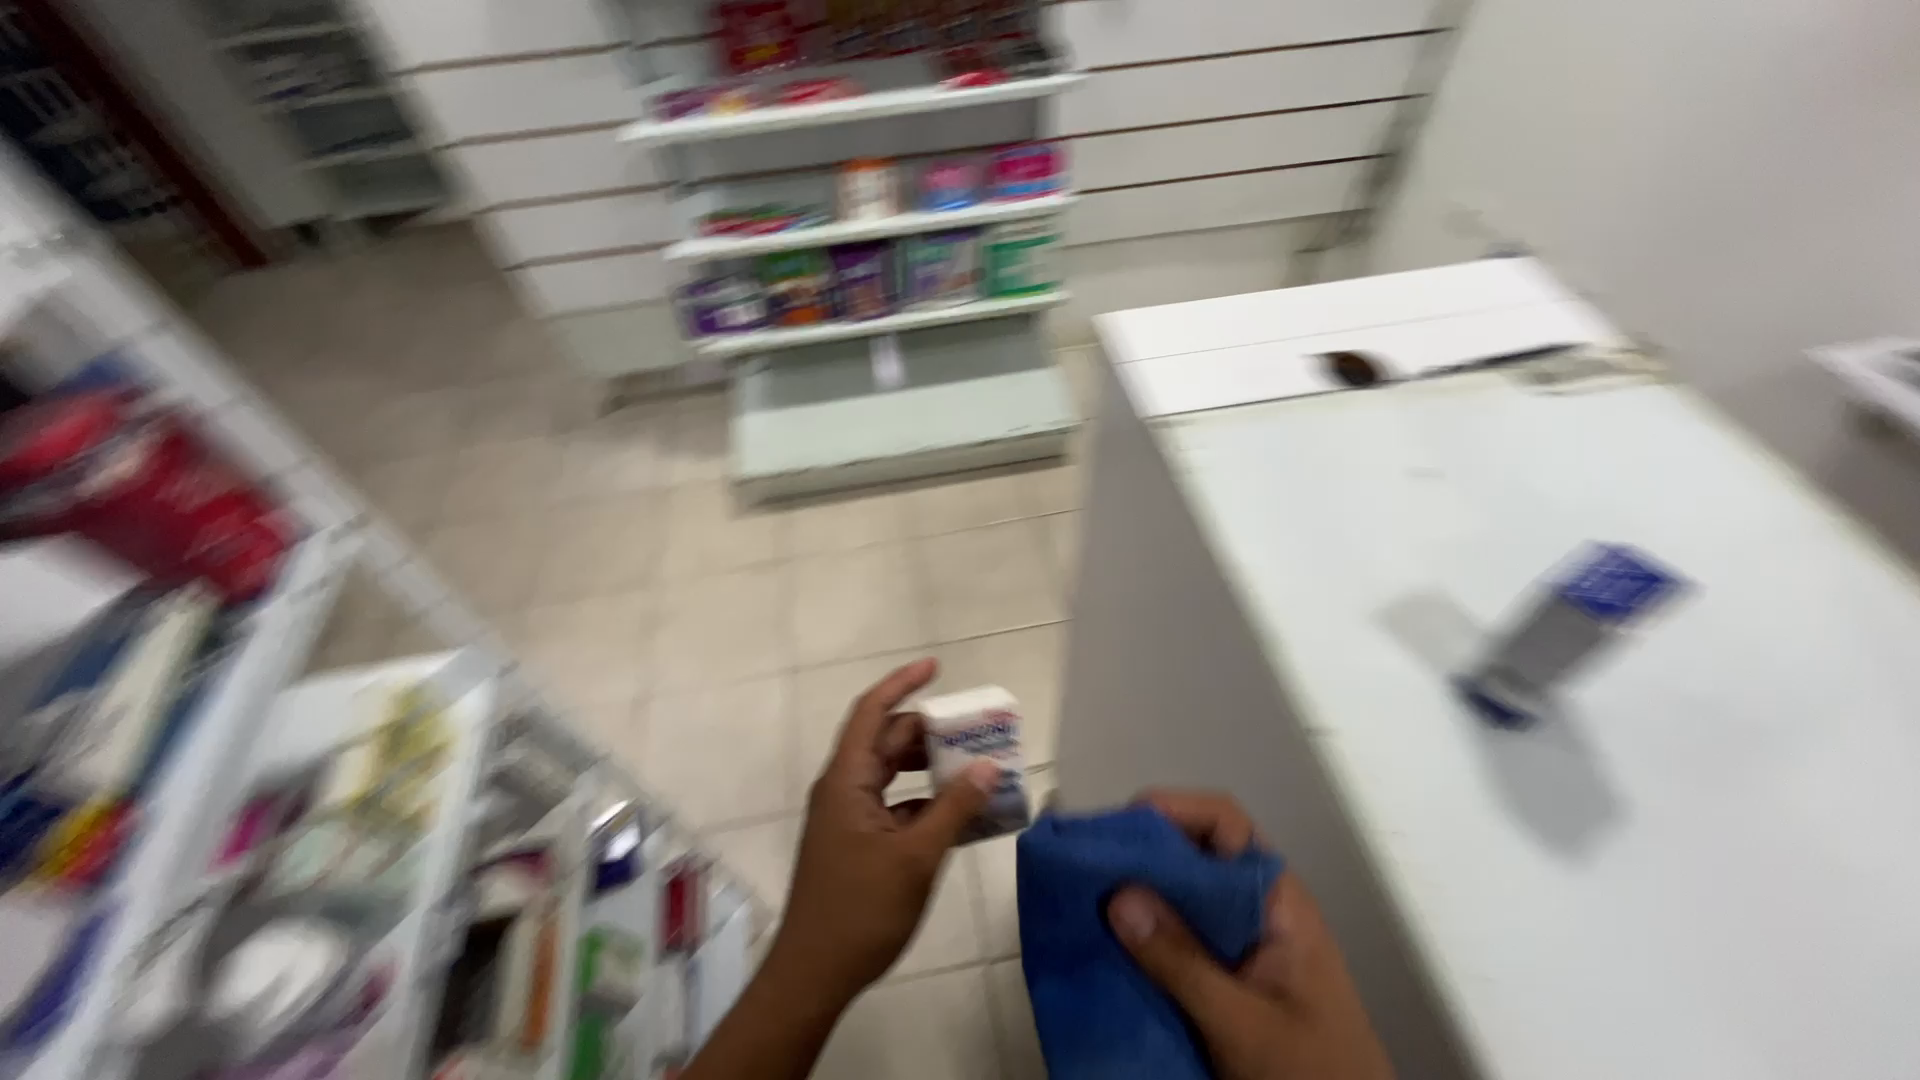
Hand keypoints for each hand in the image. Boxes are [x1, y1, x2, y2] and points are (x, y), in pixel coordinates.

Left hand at [766, 658, 998, 1003]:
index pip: (872, 712)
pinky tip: (959, 816)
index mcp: (847, 781)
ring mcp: (848, 818)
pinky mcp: (857, 843)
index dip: (902, 684)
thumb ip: (954, 808)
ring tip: (975, 769)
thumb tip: (988, 766)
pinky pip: (895, 807)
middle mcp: (844, 790)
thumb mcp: (916, 857)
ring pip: (892, 776)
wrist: (813, 975)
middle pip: (887, 742)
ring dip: (930, 770)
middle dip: (930, 732)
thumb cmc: (860, 910)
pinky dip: (925, 804)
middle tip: (974, 732)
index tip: (937, 667)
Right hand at [1109, 791, 1393, 1079]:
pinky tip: (1108, 945)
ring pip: (1180, 895)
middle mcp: (1255, 907)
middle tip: (1085, 867)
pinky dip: (1142, 933)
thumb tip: (1118, 894)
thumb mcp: (1245, 1022)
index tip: (1119, 829)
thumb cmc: (1313, 1072)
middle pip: (1194, 853)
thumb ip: (1183, 961)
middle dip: (1141, 853)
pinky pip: (1176, 935)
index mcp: (1276, 899)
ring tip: (1085, 900)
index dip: (1173, 810)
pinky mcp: (1224, 974)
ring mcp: (1240, 941)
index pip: (1225, 823)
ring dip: (1137, 894)